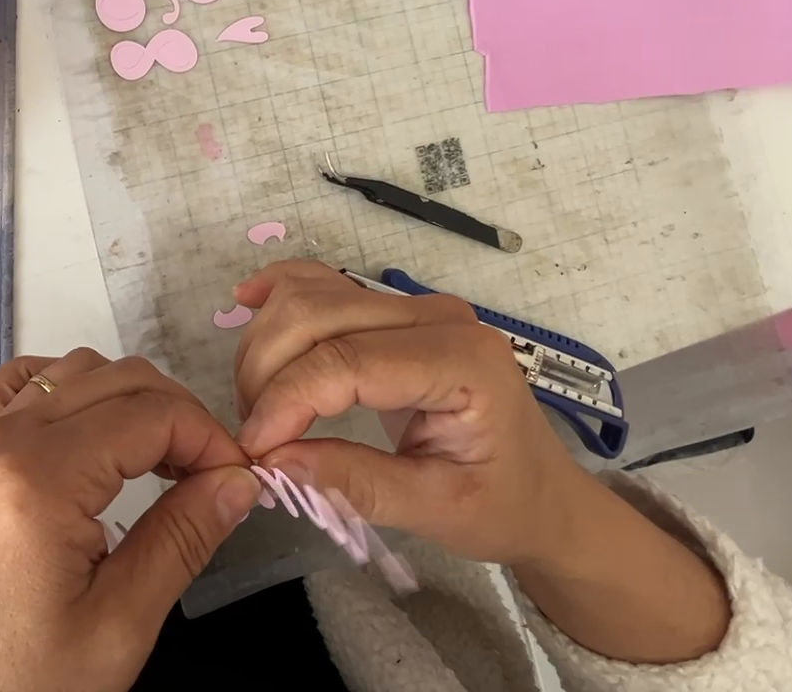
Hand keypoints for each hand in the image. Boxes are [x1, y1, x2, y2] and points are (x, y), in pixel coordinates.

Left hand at [0, 349, 263, 691]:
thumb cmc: (20, 682)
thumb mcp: (118, 626)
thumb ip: (182, 539)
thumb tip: (237, 481)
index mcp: (42, 478)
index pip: (150, 414)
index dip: (207, 436)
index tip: (237, 476)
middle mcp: (7, 439)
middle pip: (118, 378)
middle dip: (178, 414)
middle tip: (211, 471)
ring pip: (76, 368)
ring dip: (131, 397)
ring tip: (162, 455)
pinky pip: (22, 382)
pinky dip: (68, 384)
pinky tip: (91, 420)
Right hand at [231, 261, 727, 662]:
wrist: (543, 492)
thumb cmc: (503, 505)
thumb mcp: (438, 512)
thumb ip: (355, 482)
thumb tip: (273, 459)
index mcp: (459, 359)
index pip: (346, 360)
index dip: (287, 400)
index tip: (253, 449)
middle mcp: (432, 313)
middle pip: (316, 314)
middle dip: (266, 372)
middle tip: (254, 435)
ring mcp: (408, 303)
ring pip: (308, 293)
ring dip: (265, 342)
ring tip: (256, 403)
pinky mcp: (387, 306)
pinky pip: (320, 281)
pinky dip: (277, 291)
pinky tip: (247, 302)